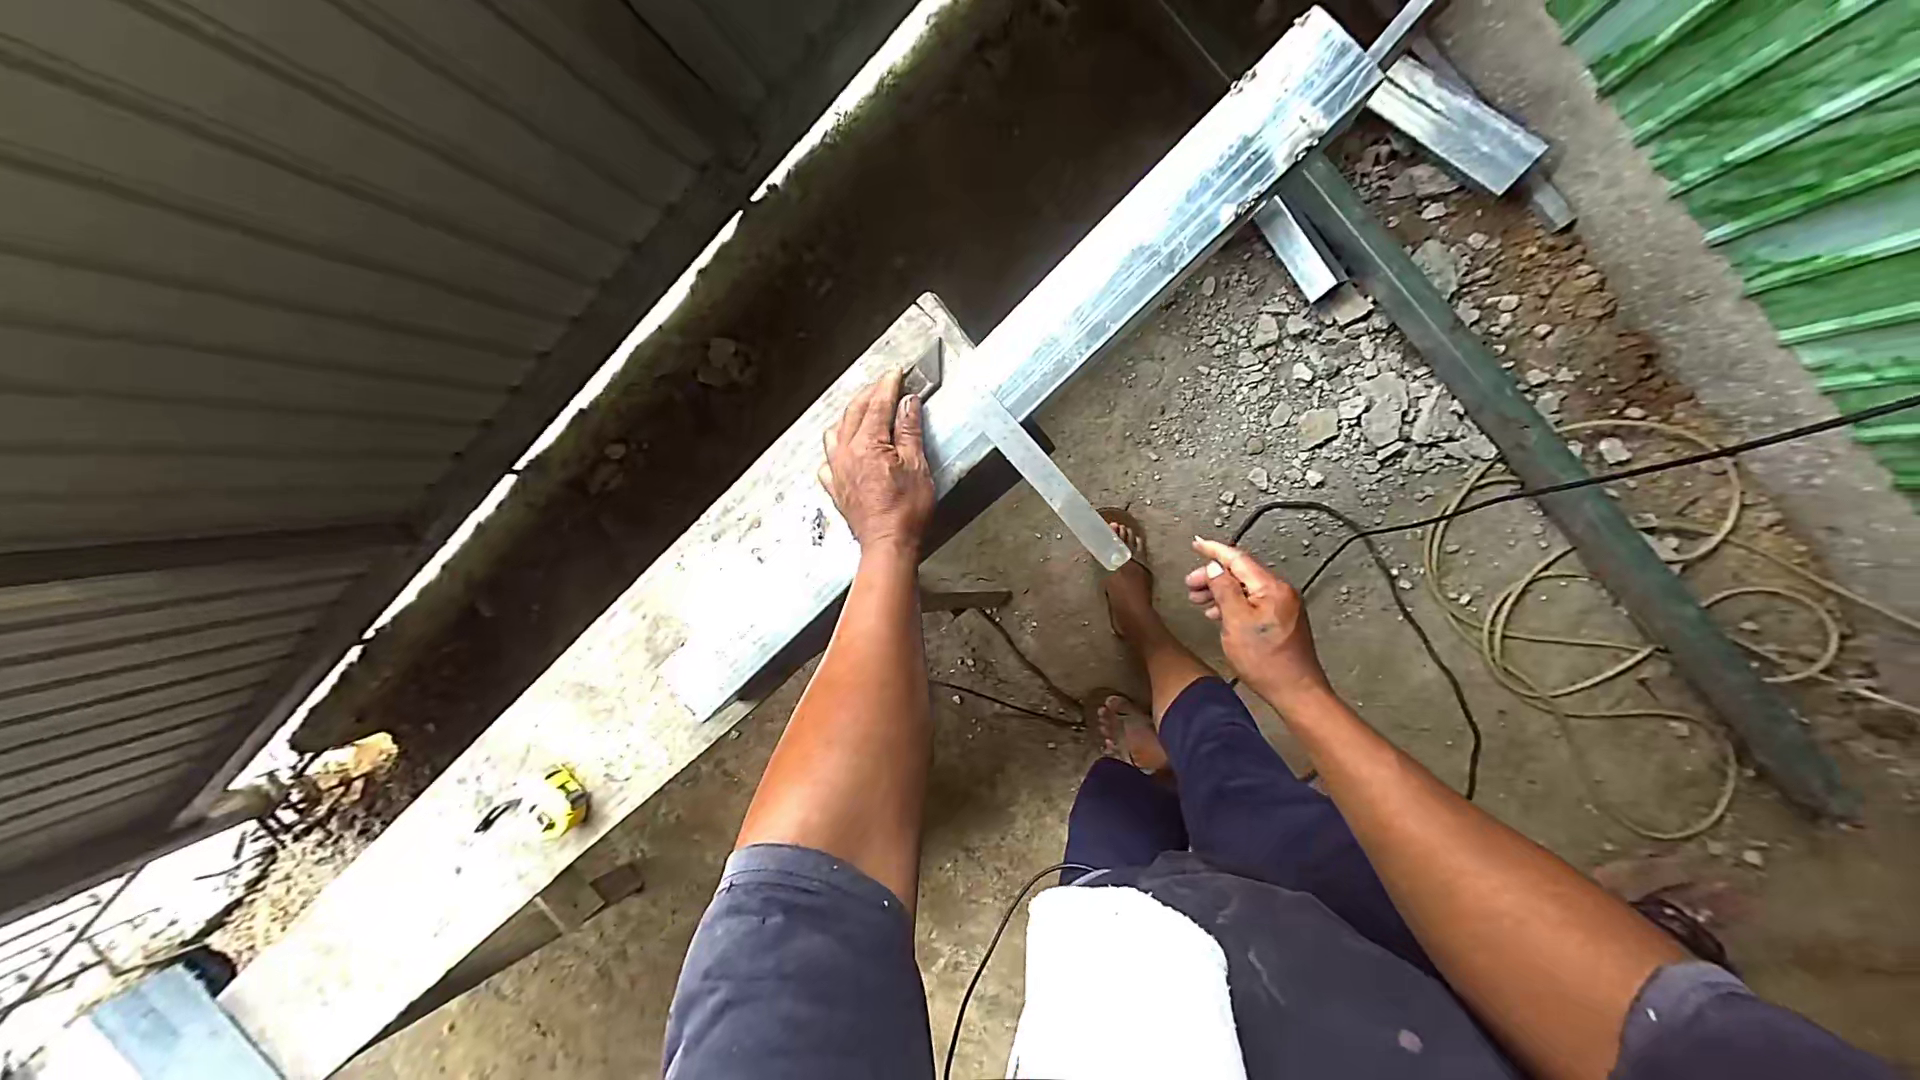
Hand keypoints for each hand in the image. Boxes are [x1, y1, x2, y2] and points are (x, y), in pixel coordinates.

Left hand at [819, 369, 933, 552]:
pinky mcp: (837, 488)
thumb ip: (909, 431)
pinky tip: (843, 449)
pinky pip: (828, 460)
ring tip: (863, 410)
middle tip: (885, 384)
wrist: (888, 544)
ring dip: (850, 416)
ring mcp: (838, 471)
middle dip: (870, 394)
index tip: (896, 374)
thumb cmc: (905, 513)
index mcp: (868, 445)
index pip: (878, 404)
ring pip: (836, 432)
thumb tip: (908, 404)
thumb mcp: (917, 467)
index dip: (888, 385)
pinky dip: (836, 447)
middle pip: (855, 412)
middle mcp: (847, 454)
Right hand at [1185, 537, 1330, 707]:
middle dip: (1212, 575)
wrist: (1295, 690)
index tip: (1198, 544)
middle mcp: (1281, 593)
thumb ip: (1223, 589)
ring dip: (1220, 590)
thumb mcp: (1235, 620)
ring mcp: (1283, 606)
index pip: (1238, 559)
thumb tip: (1213, 567)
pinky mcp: (1281, 620)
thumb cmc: (1268, 662)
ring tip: (1200, 599)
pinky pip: (1252, 601)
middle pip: (1241, 573)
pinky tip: (1219, 613)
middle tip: (1191, 583)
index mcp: (1271, 588)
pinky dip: (1232, 603)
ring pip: (1245, 588)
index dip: (1213, 550)